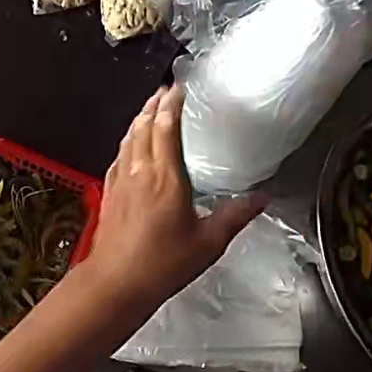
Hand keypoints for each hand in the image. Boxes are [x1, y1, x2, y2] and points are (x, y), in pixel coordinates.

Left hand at [81, 85, 266, 311]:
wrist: (115, 283)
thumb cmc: (162, 264)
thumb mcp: (208, 243)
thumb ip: (235, 216)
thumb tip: (262, 198)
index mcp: (166, 177)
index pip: (166, 128)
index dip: (172, 105)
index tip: (179, 88)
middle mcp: (140, 171)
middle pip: (144, 126)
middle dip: (154, 104)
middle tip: (165, 90)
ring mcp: (121, 180)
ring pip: (128, 138)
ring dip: (139, 118)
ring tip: (149, 107)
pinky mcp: (110, 192)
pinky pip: (118, 155)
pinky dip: (127, 141)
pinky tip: (129, 144)